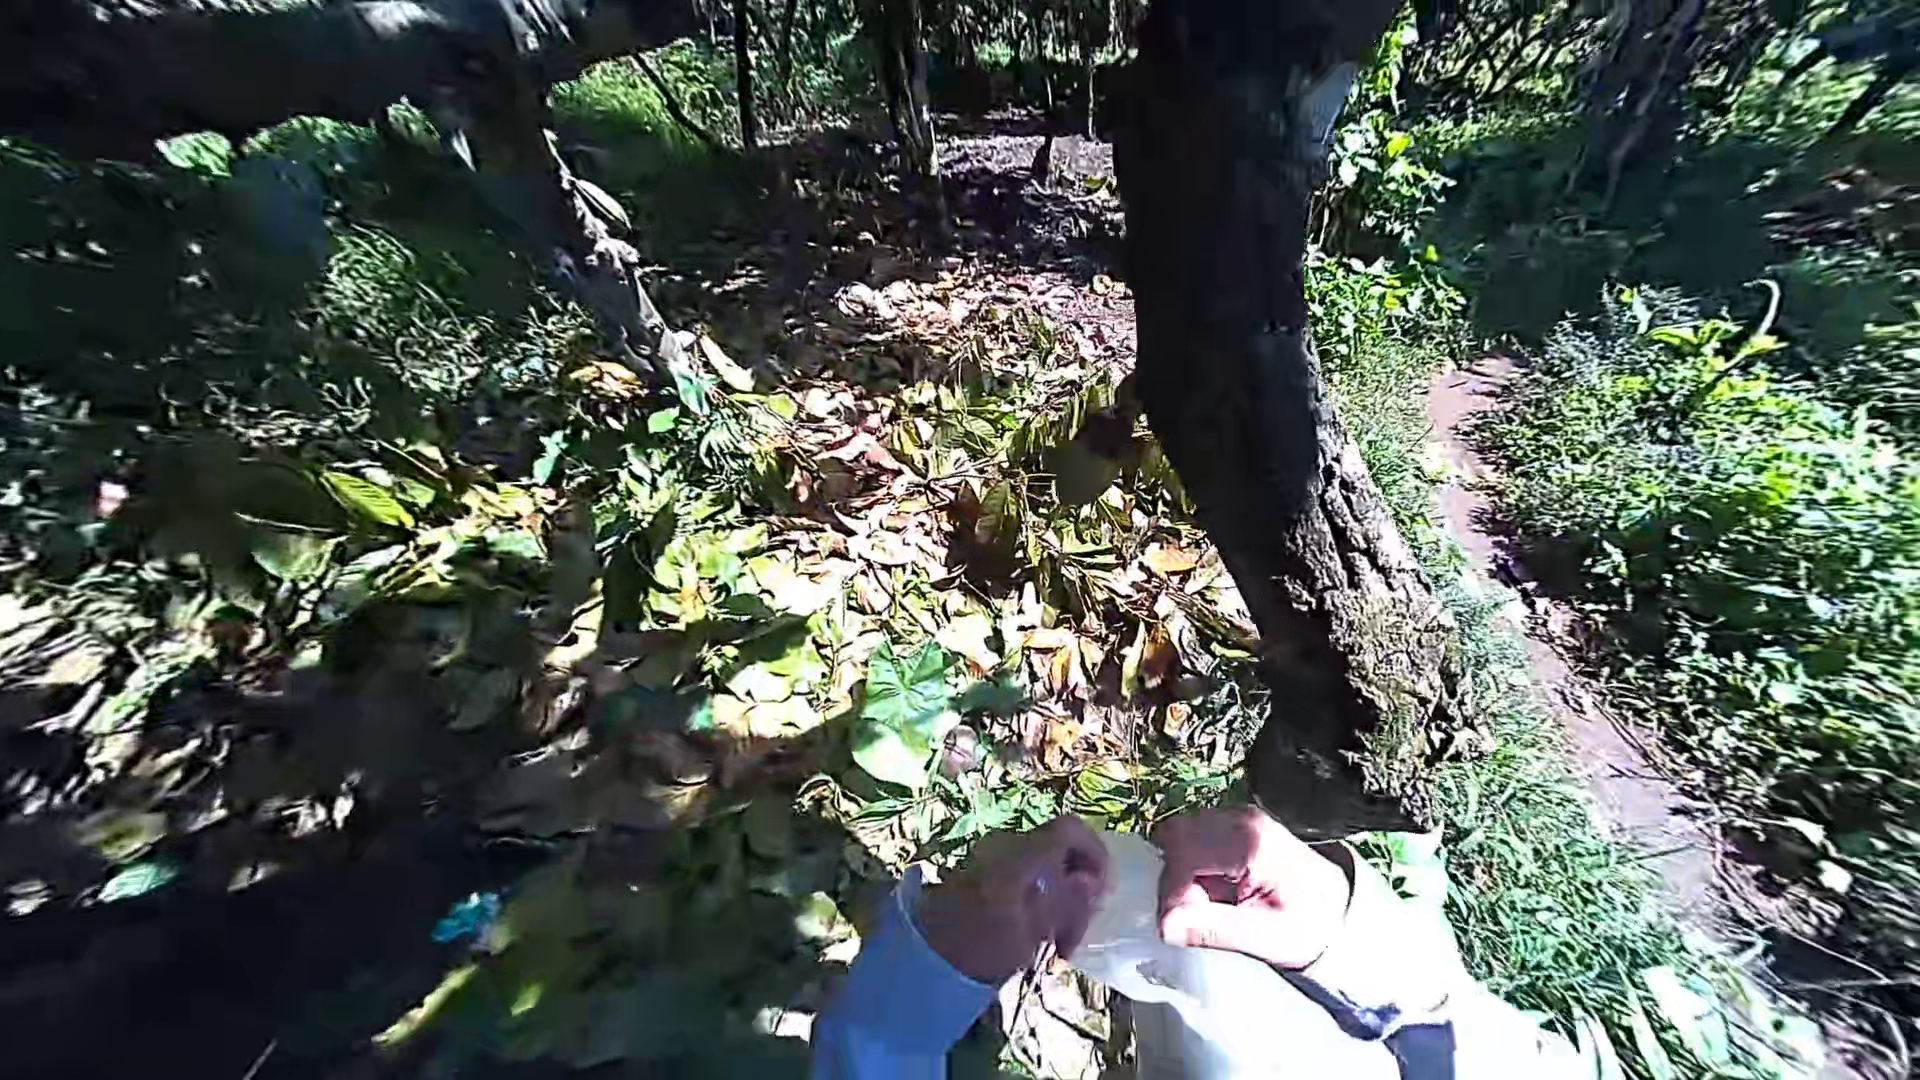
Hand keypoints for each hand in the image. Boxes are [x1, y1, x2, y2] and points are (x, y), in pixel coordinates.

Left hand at [917, 815, 1108, 984]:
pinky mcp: (988, 872)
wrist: (924, 955)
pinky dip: (1043, 898)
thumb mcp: (1029, 933)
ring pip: (1047, 864)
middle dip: (1079, 885)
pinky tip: (1039, 935)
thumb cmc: (978, 946)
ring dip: (1062, 896)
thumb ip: (1064, 903)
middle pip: (1062, 849)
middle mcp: (1010, 844)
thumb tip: (1091, 881)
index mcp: (1023, 854)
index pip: (1071, 828)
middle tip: (1078, 932)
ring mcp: (997, 856)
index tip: (1102, 891)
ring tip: (1059, 942)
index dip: (1095, 852)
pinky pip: (1029, 874)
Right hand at [1152, 806, 1351, 969]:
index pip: (1186, 853)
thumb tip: (1166, 926)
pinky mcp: (1232, 818)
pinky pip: (1192, 831)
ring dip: (1180, 867)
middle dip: (1174, 875)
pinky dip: (1190, 859)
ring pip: (1180, 831)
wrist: (1342, 908)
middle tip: (1192, 911)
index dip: (1172, 889)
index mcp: (1250, 843)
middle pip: (1177, 835)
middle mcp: (1239, 817)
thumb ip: (1214, 929)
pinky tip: (1213, 885)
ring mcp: (1235, 813)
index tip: (1173, 923)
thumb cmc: (1310, 926)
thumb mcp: (1267, 939)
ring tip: (1206, 900)